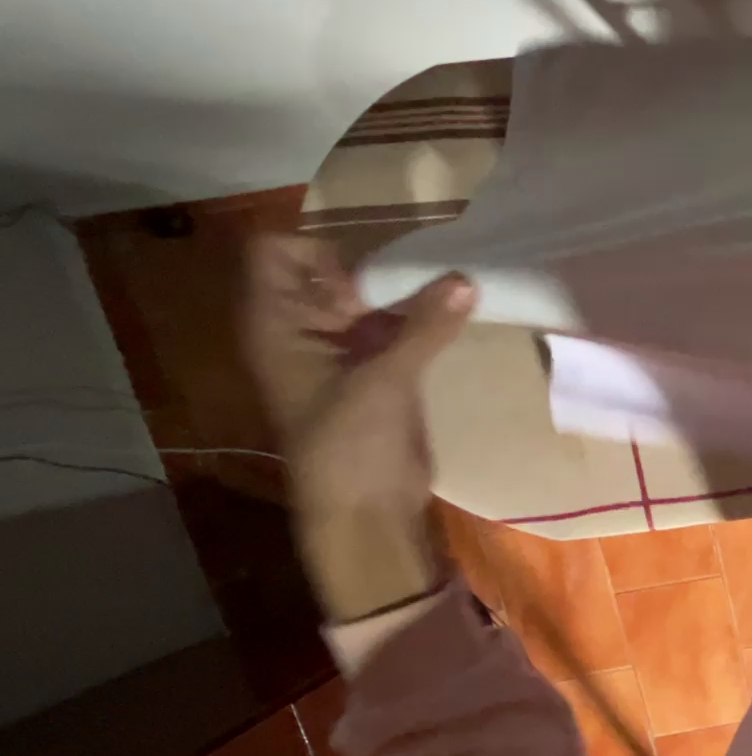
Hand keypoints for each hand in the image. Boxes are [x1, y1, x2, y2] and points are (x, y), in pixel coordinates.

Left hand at [242, 236, 475, 620]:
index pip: (279, 253)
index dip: (323, 247)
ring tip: (458, 281)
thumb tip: (467, 279)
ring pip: (374, 302)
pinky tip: (460, 316)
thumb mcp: (384, 381)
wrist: (368, 508)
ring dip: (411, 293)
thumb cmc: (351, 445)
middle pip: (334, 273)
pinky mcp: (383, 373)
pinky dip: (426, 321)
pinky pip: (401, 331)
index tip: (378, 261)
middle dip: (381, 264)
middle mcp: (307, 330)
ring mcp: (347, 352)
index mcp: (279, 324)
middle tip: (435, 260)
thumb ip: (425, 328)